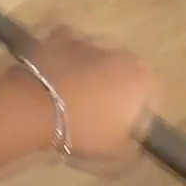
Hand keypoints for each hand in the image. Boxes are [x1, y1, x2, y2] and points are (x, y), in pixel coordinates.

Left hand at [12, 27, 155, 169]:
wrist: (34, 106)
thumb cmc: (83, 129)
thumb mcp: (117, 150)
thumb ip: (132, 143)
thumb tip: (132, 140)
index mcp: (140, 77)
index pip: (150, 94)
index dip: (138, 111)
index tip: (123, 125)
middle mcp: (118, 52)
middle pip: (122, 71)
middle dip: (114, 86)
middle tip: (96, 108)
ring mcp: (86, 40)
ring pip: (95, 56)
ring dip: (90, 69)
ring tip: (72, 90)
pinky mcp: (57, 36)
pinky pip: (67, 44)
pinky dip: (65, 53)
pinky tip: (57, 68)